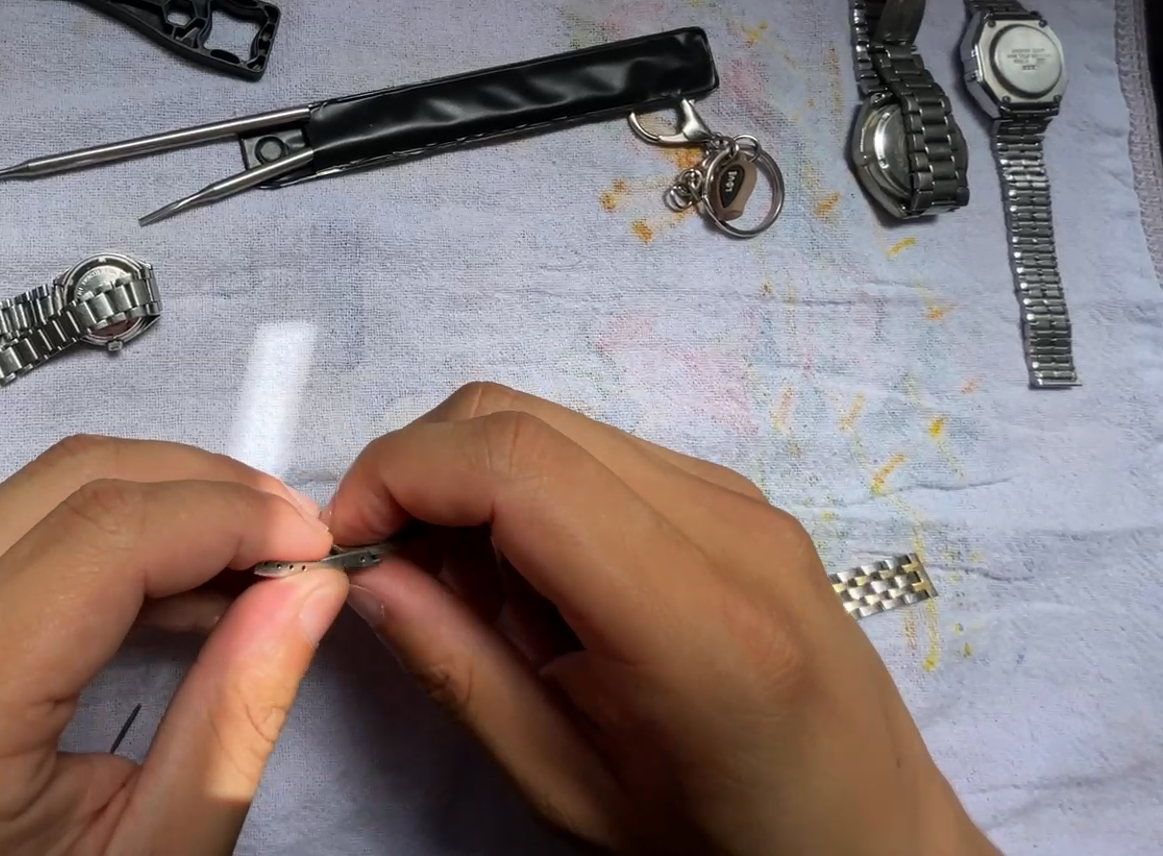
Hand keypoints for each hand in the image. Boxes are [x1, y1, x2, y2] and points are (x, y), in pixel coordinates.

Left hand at [0, 435, 348, 854]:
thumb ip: (233, 717)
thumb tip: (309, 586)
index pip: (97, 541)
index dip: (221, 514)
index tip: (311, 540)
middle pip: (65, 486)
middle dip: (199, 486)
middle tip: (290, 534)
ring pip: (39, 491)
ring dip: (160, 497)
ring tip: (250, 548)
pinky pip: (17, 533)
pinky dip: (116, 532)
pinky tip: (184, 575)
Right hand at [327, 383, 997, 854]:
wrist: (879, 846)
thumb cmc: (720, 843)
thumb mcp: (563, 785)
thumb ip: (452, 666)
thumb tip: (365, 570)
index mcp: (692, 617)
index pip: (513, 466)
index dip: (400, 474)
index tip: (348, 535)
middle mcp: (720, 520)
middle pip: (510, 415)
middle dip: (414, 465)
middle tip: (389, 552)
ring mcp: (726, 489)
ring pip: (532, 415)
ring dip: (458, 473)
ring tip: (460, 571)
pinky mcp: (717, 485)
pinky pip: (572, 441)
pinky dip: (507, 481)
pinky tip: (520, 562)